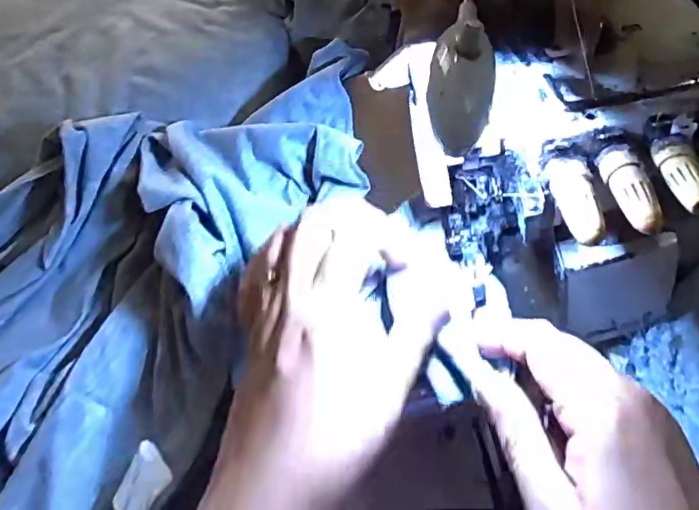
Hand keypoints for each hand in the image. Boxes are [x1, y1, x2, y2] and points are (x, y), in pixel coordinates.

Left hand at [201, 202, 446, 509]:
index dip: (390, 236)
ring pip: (283, 237)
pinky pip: (257, 271)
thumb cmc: (336, 441)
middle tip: (383, 242)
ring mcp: (264, 313)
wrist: (265, 494)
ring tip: (349, 246)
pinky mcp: (250, 330)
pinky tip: (303, 266)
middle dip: (357, 217)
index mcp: (326, 309)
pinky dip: (282, 253)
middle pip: (315, 221)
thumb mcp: (392, 387)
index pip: (356, 236)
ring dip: (320, 228)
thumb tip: (448, 285)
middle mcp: (290, 299)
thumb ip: (420, 326)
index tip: (409, 264)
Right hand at [463, 317, 698, 509]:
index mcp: (604, 403)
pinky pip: (610, 392)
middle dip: (523, 348)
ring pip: (589, 369)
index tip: (466, 334)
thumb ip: (518, 435)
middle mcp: (632, 389)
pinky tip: (555, 421)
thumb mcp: (551, 504)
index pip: (545, 344)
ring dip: (549, 371)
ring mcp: (652, 406)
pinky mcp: (662, 426)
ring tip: (507, 388)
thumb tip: (485, 380)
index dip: (503, 334)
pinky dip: (577, 393)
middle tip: (479, 357)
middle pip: (568, 349)